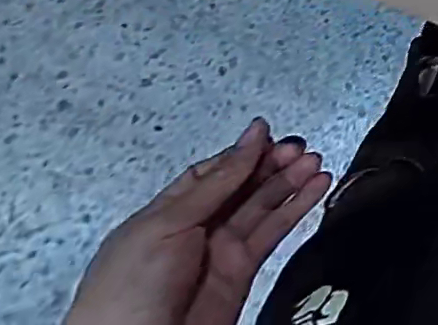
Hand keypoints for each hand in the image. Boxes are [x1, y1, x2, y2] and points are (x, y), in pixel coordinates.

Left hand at [66, 118, 332, 324]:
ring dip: (291, 180)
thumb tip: (251, 138)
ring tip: (314, 162)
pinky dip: (298, 208)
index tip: (269, 134)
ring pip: (263, 206)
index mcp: (165, 214)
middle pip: (243, 185)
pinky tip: (315, 189)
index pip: (214, 172)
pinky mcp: (240, 275)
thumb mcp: (167, 226)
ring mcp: (217, 253)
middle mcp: (193, 231)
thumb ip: (217, 182)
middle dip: (272, 162)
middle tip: (297, 148)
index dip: (243, 152)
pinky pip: (274, 233)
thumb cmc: (121, 303)